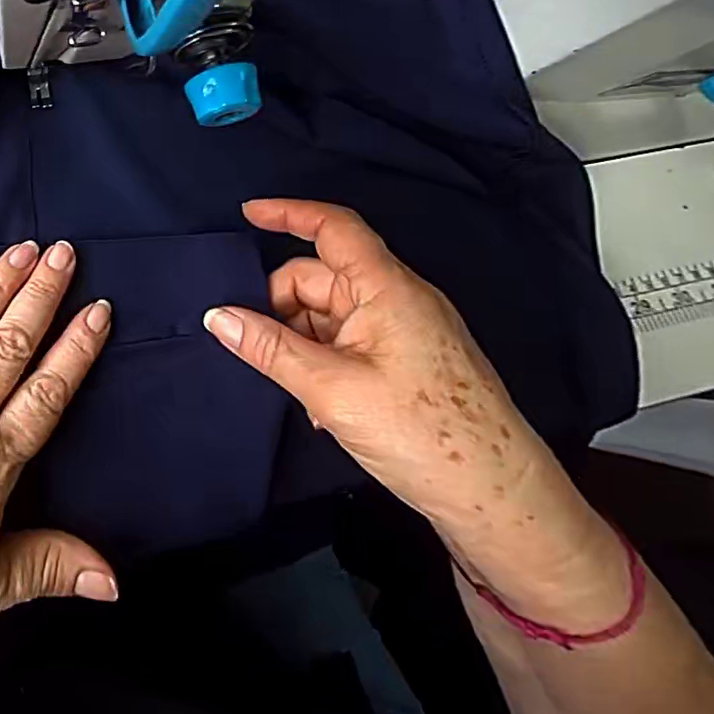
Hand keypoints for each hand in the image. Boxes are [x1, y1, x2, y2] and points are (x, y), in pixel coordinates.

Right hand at [202, 199, 628, 630]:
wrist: (498, 501)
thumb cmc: (424, 435)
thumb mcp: (329, 388)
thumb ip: (266, 347)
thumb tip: (215, 316)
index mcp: (388, 290)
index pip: (335, 229)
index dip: (289, 213)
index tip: (247, 212)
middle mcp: (396, 300)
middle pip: (316, 277)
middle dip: (277, 304)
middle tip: (256, 346)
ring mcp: (401, 330)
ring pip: (323, 312)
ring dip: (295, 338)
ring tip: (294, 385)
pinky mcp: (402, 358)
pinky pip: (340, 338)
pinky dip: (315, 356)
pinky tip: (312, 396)